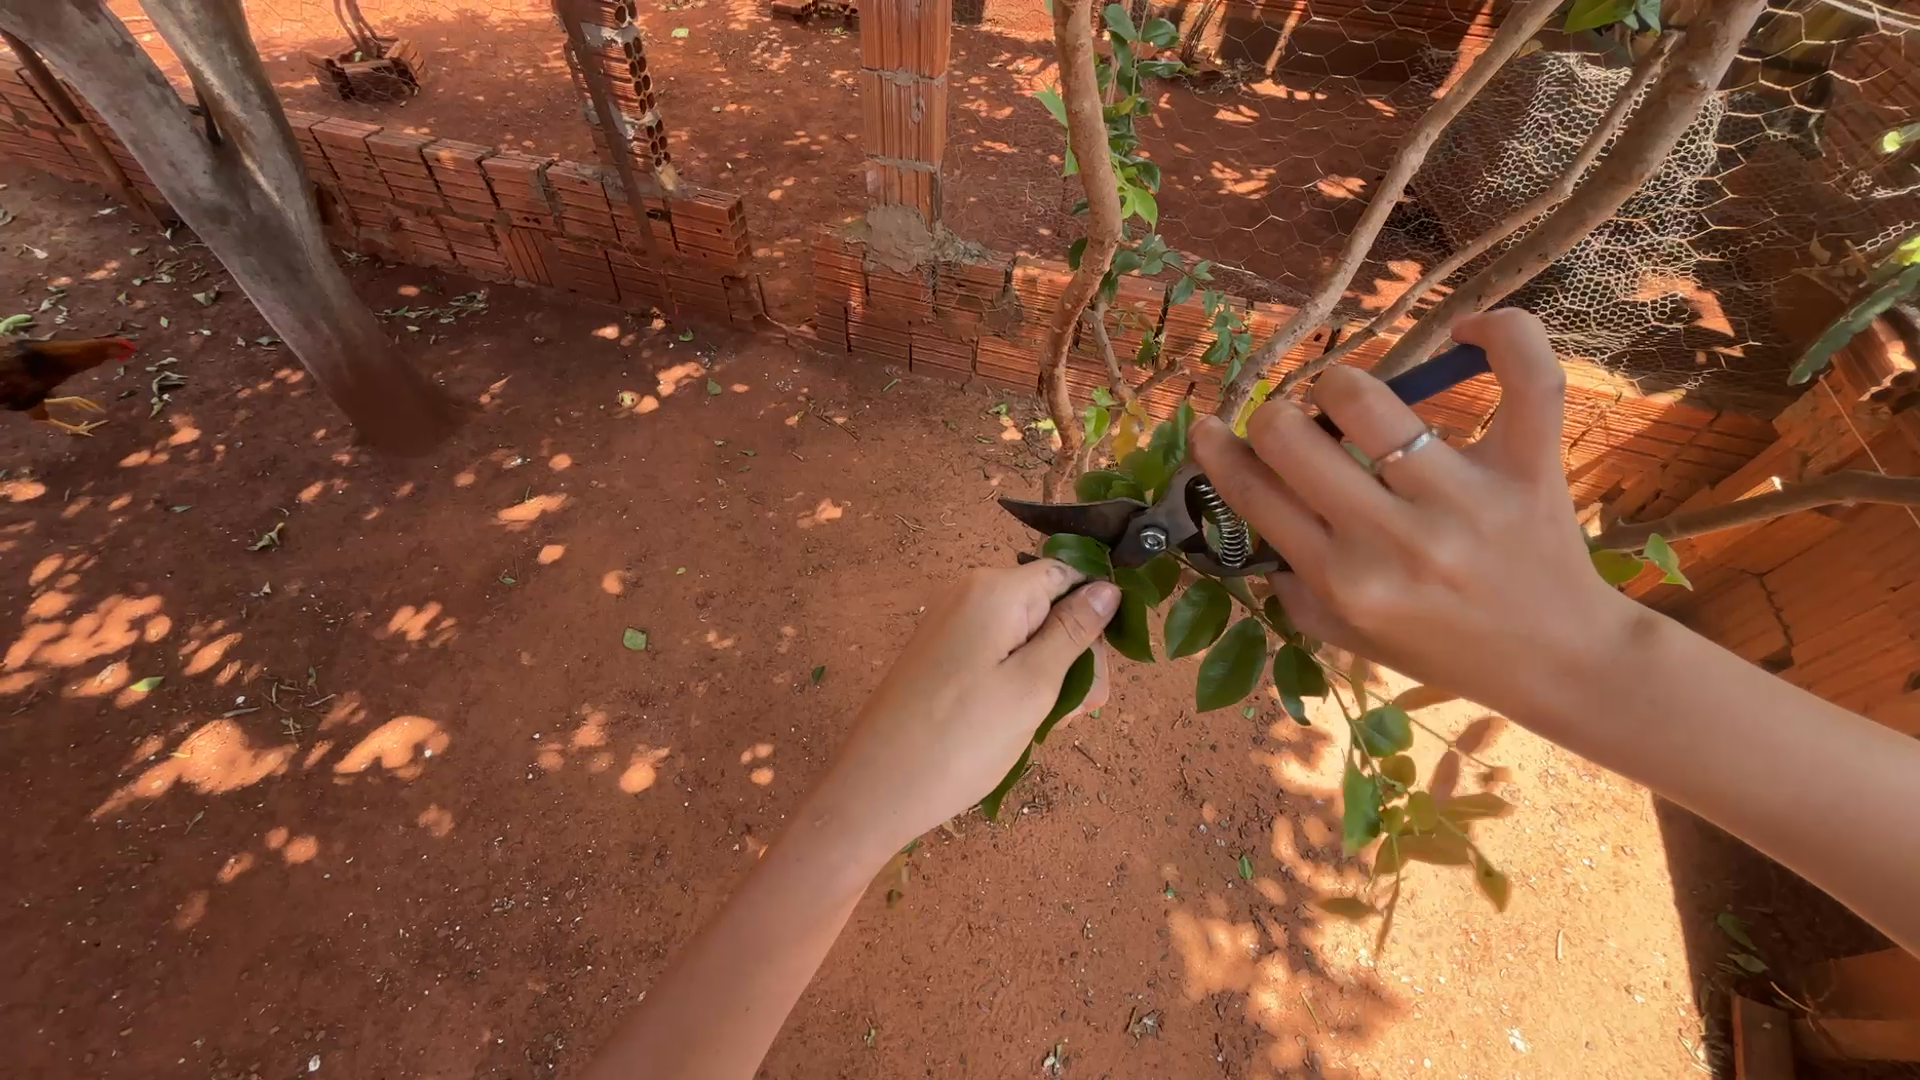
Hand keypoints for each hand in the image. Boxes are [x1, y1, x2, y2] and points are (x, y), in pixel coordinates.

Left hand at [803, 561, 1118, 860]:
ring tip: (1045, 725)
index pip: (1067, 572)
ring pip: (1026, 635)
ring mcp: (952, 624)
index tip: (1110, 659)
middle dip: (1073, 652)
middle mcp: (970, 593)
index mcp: (996, 589)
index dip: (1096, 608)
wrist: (876, 788)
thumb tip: (1107, 586)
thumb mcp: (1033, 685)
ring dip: (1048, 675)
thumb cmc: (962, 738)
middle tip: (1076, 711)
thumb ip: (1073, 631)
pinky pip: (997, 652)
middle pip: (1047, 605)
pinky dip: (1017, 681)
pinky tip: (1017, 721)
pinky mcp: (941, 653)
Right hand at [1192, 309, 1636, 722]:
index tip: (1207, 428)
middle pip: (1291, 437)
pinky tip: (1465, 331)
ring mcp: (1463, 497)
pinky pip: (1525, 378)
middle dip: (1274, 418)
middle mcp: (1392, 538)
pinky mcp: (1530, 468)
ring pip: (1368, 399)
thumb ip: (1288, 580)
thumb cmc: (1436, 646)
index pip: (1254, 494)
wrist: (1557, 661)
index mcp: (1341, 579)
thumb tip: (1257, 507)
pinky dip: (1499, 336)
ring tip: (1347, 401)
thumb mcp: (1339, 632)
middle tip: (1290, 428)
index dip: (1217, 450)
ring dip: (1338, 387)